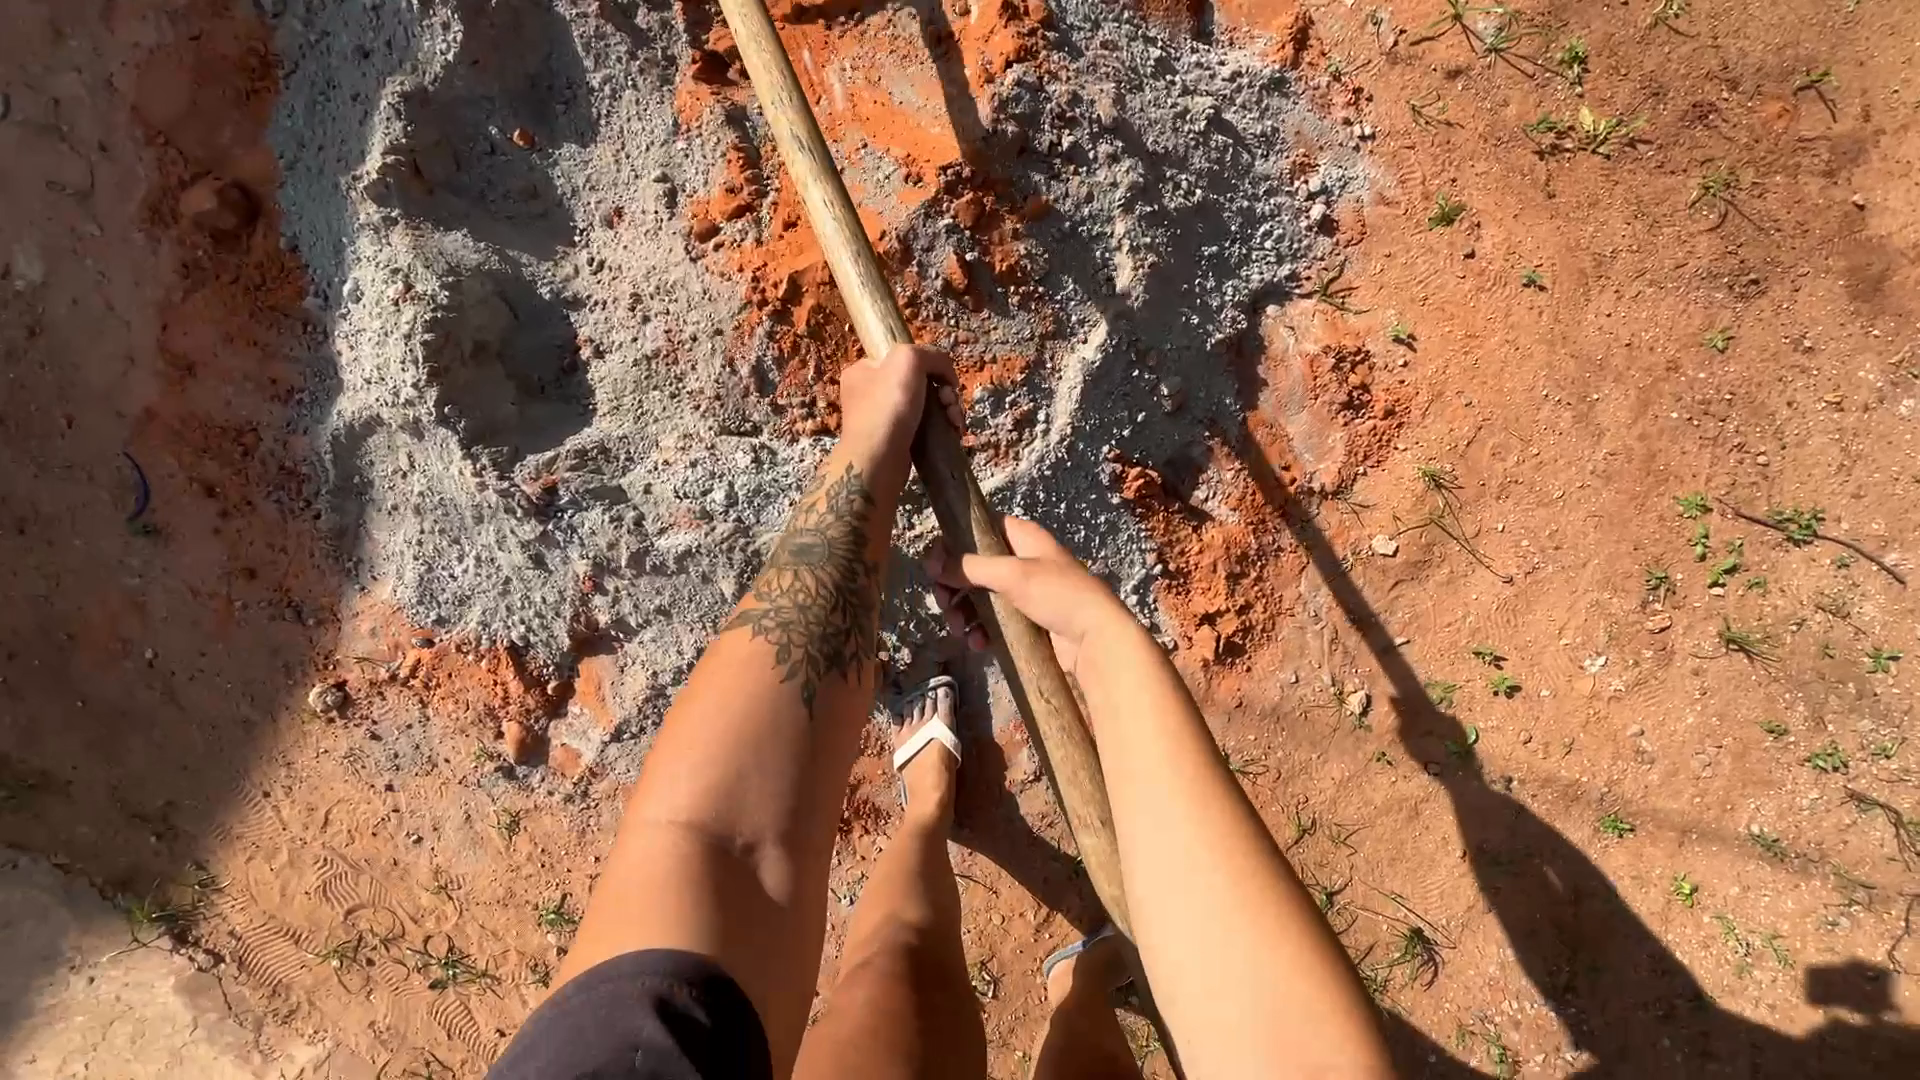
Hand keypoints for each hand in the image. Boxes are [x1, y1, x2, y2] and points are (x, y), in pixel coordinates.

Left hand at [839, 343, 963, 460]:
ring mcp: (884, 419)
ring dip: (948, 410)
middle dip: (944, 392)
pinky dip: (941, 428)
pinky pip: (926, 427)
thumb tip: (947, 374)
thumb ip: (931, 355)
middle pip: (921, 383)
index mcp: (865, 369)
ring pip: (927, 406)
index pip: (906, 358)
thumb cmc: (888, 407)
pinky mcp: (898, 441)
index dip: (931, 366)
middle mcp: (871, 393)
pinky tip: (952, 433)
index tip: (945, 380)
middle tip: (950, 404)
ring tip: (954, 422)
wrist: (877, 462)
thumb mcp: (908, 360)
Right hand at [926, 517, 1137, 676]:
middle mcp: (1019, 559)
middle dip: (953, 586)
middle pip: (971, 565)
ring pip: (978, 595)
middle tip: (944, 604)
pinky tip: (977, 643)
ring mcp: (1022, 591)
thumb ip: (970, 567)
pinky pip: (991, 620)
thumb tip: (935, 564)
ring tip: (959, 629)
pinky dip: (979, 629)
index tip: (934, 568)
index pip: (976, 530)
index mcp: (1020, 537)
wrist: (1096, 638)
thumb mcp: (1012, 574)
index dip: (952, 546)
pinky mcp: (1024, 619)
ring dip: (962, 611)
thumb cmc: (1058, 594)